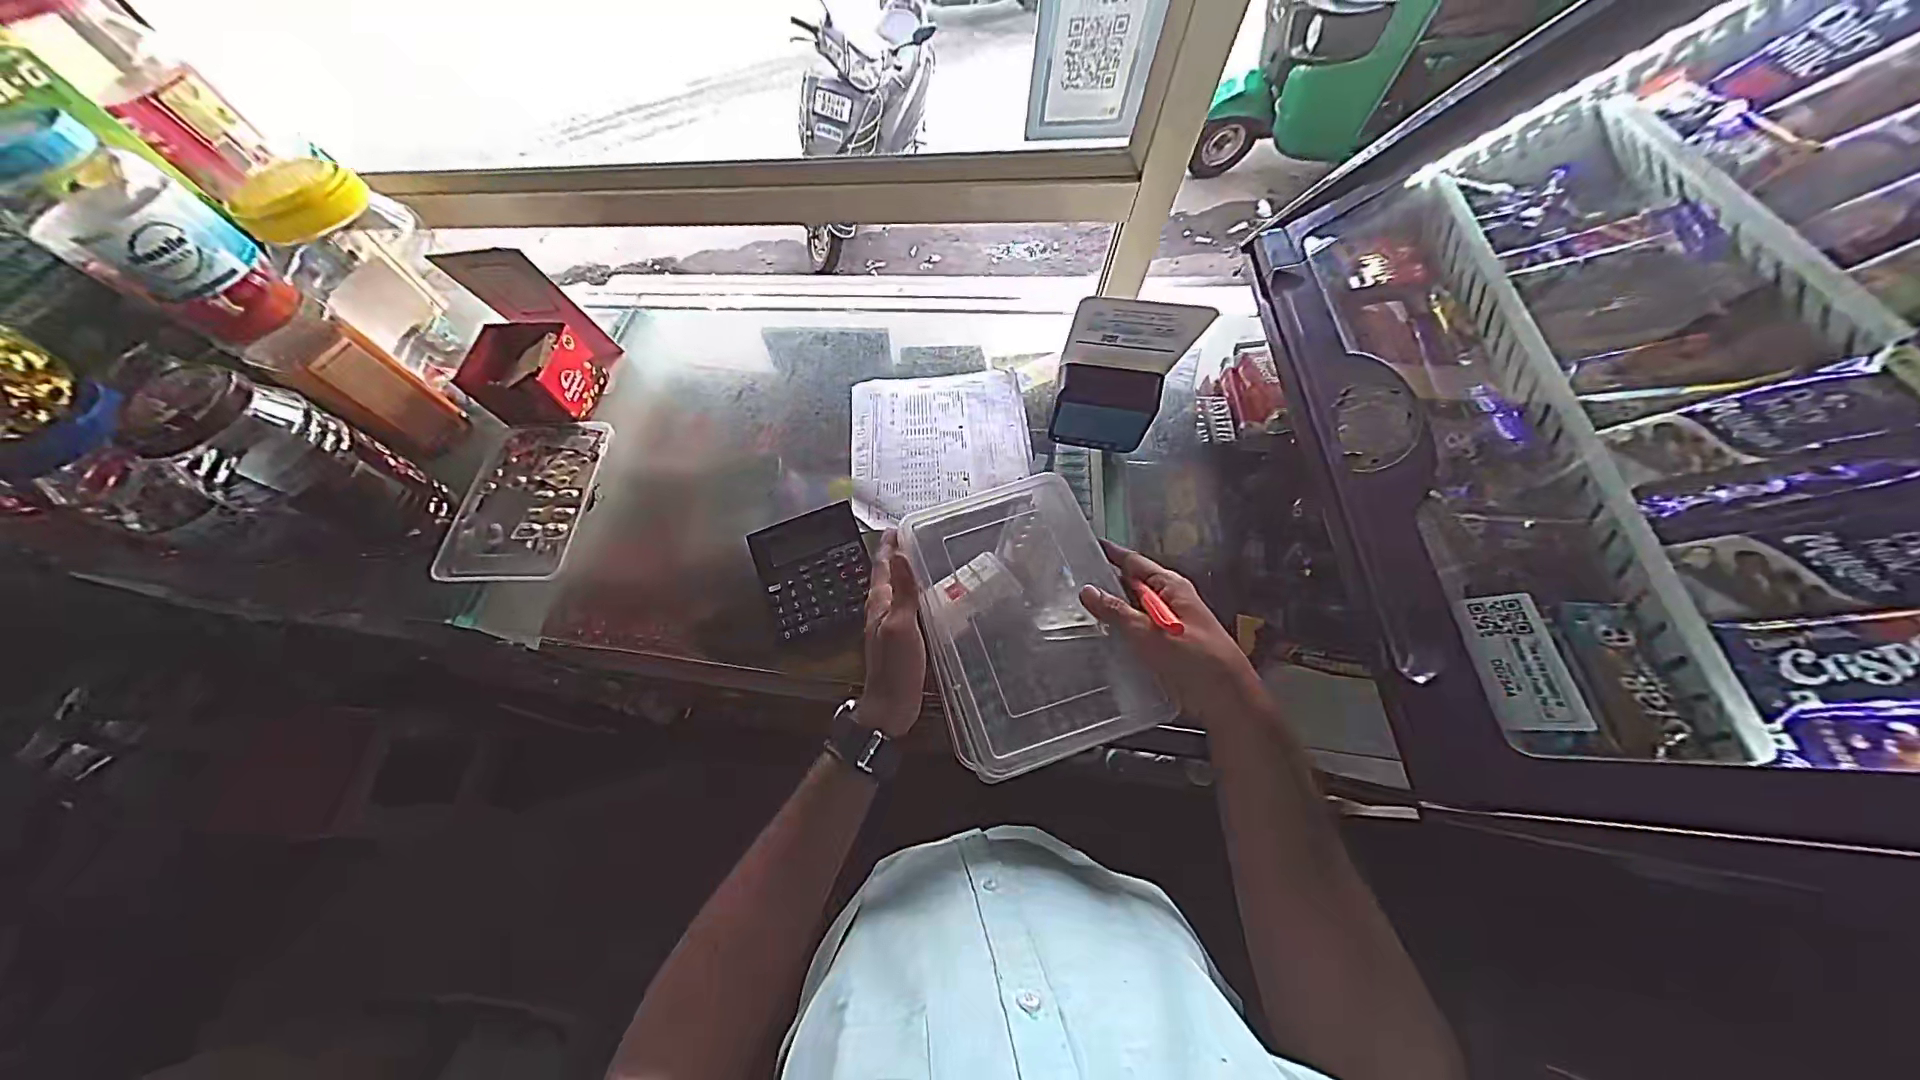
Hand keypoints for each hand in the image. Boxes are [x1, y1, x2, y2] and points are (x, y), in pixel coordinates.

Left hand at [859, 529, 926, 736]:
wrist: (890, 708)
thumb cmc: (895, 668)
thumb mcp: (901, 626)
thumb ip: (903, 592)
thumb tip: (899, 554)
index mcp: (879, 604)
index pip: (882, 566)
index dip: (889, 546)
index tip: (899, 527)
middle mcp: (882, 610)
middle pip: (891, 576)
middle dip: (901, 556)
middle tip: (918, 538)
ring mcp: (892, 625)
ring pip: (900, 591)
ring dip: (910, 575)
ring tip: (928, 561)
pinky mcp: (903, 639)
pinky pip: (911, 608)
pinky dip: (920, 596)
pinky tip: (935, 598)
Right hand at [1079, 540, 1263, 726]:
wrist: (1226, 700)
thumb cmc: (1196, 661)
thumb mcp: (1151, 634)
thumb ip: (1117, 612)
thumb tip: (1088, 590)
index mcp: (1171, 587)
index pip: (1134, 562)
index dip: (1110, 554)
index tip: (1084, 546)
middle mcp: (1168, 601)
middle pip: (1130, 586)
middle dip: (1104, 583)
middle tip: (1069, 582)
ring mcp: (1166, 625)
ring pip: (1130, 611)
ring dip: (1108, 611)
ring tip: (1074, 609)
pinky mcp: (1163, 648)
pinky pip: (1134, 633)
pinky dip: (1117, 632)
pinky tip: (1098, 638)